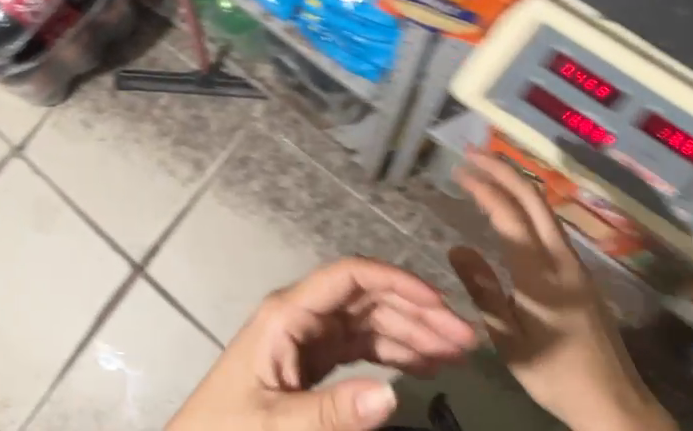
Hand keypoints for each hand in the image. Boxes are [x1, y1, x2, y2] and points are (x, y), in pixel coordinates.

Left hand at [168, 257, 479, 430]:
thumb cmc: (227, 427)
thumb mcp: (277, 424)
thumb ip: (332, 412)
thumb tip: (391, 397)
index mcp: (287, 313)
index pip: (348, 277)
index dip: (395, 281)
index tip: (439, 304)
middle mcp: (301, 315)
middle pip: (366, 298)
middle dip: (416, 311)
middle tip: (464, 339)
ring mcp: (308, 336)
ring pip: (369, 321)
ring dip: (412, 332)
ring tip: (457, 353)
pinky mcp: (313, 360)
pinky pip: (362, 347)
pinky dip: (395, 353)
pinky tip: (425, 365)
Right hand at [452, 150, 674, 430]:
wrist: (613, 404)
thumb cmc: (554, 373)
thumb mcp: (508, 340)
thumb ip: (483, 290)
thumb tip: (457, 246)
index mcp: (540, 273)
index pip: (509, 215)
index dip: (484, 188)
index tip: (459, 170)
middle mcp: (561, 259)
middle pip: (534, 199)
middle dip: (503, 170)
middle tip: (472, 153)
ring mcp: (576, 265)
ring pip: (546, 209)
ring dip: (517, 183)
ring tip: (489, 170)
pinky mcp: (581, 275)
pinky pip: (551, 224)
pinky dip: (528, 203)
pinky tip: (514, 209)